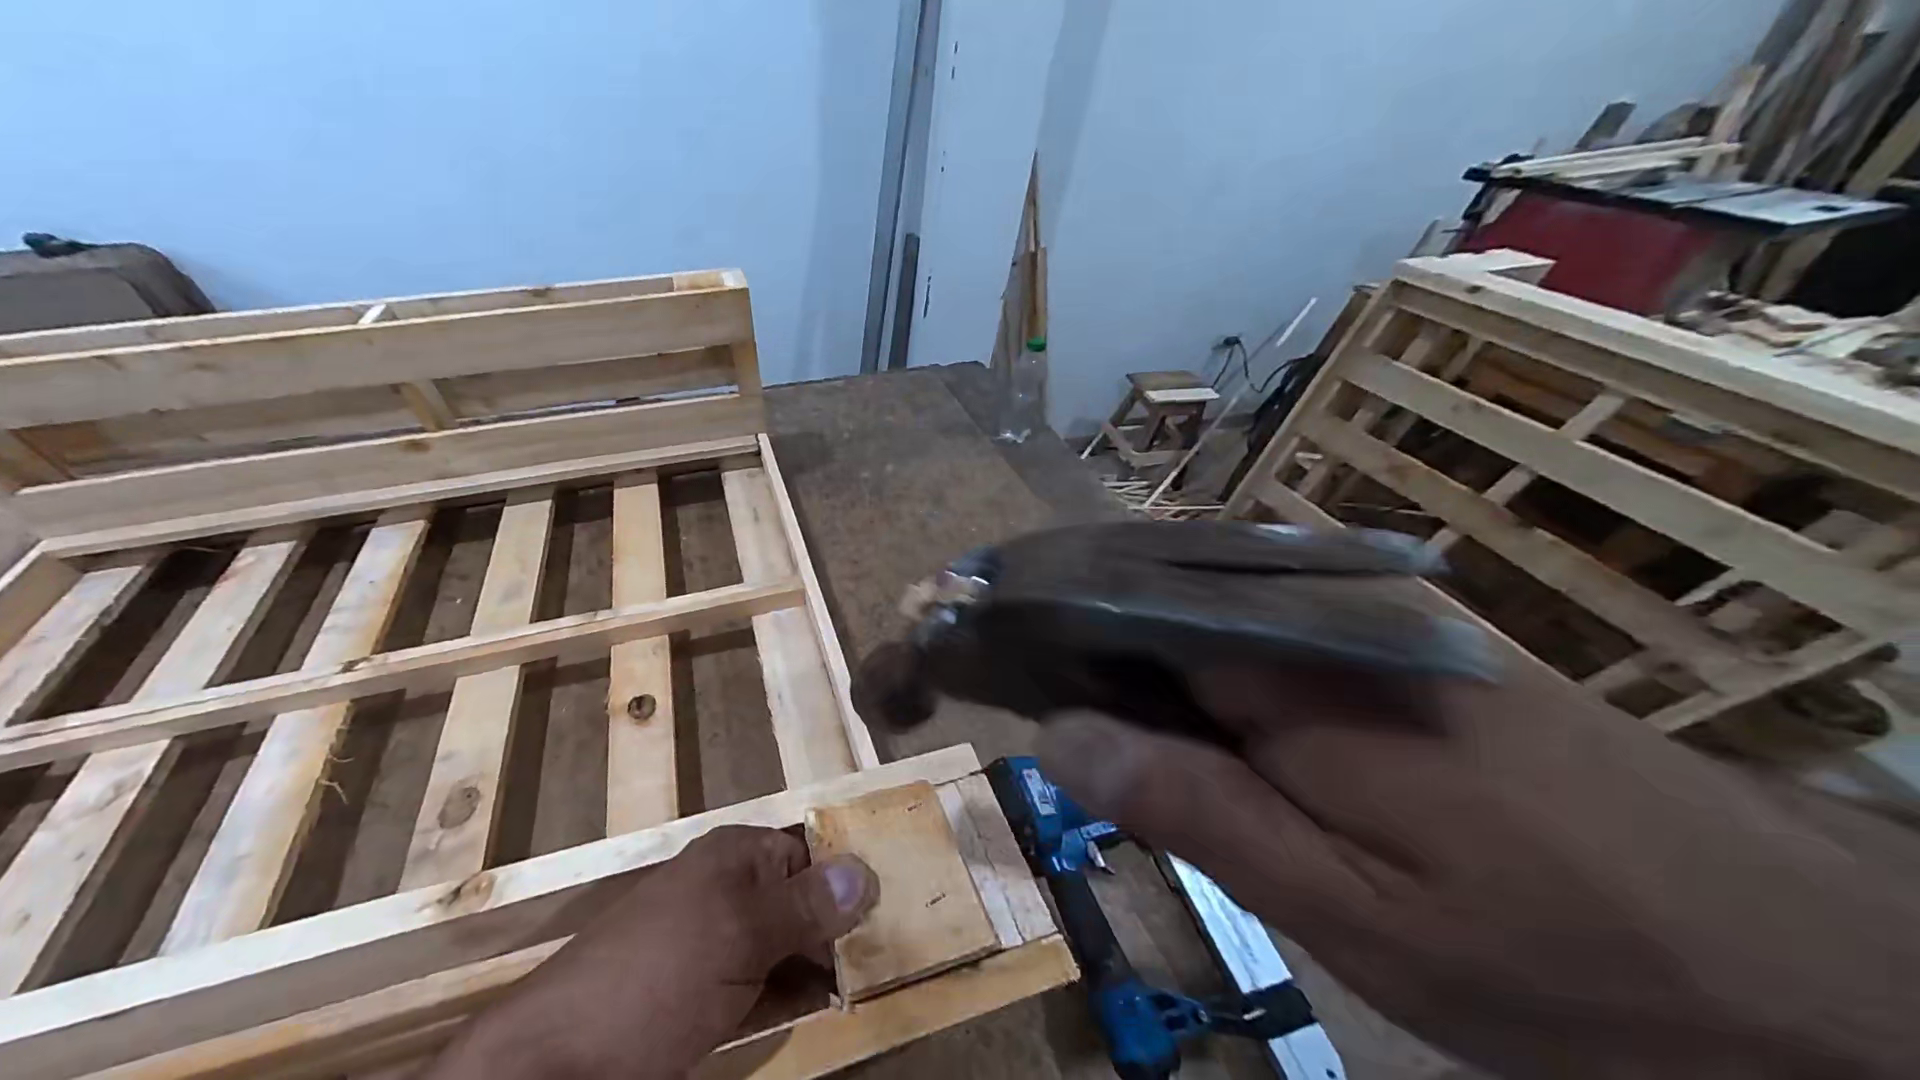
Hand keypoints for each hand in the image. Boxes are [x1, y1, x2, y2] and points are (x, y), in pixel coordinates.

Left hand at [424, 825, 877, 1079]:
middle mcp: (733, 891)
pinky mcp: (712, 994)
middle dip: (847, 926)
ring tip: (877, 980)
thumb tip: (866, 872)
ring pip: (793, 944)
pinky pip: (772, 982)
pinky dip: (801, 992)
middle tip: (896, 953)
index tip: (899, 909)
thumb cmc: (654, 978)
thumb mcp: (738, 933)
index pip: (813, 852)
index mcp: (738, 856)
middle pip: (807, 898)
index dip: (852, 878)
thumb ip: (805, 905)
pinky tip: (831, 1004)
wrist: (552, 1066)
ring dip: (829, 963)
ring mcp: (721, 945)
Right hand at [1038, 662, 1919, 1078]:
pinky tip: (1142, 685)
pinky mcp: (1380, 636)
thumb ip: (1191, 803)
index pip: (1118, 606)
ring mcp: (1354, 611)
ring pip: (1188, 599)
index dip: (1030, 619)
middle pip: (1145, 586)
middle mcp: (1315, 603)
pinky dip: (1170, 647)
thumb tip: (1058, 732)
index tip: (955, 638)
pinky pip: (1239, 622)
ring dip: (1104, 629)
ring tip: (1032, 666)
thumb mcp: (1343, 905)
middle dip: (1052, 615)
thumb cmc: (1549, 947)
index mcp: (1292, 657)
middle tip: (974, 657)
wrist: (1791, 953)